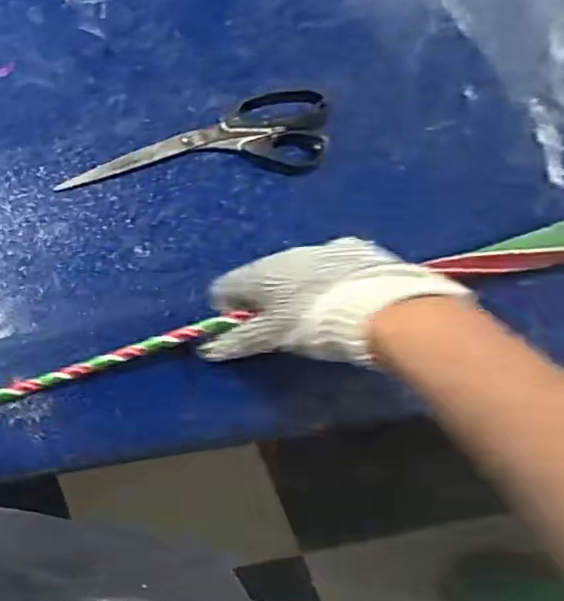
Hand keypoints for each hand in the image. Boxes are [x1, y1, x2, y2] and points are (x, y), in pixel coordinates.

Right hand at [200, 238, 471, 365]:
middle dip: (266, 297)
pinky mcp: (364, 250)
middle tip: (283, 321)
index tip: (248, 328)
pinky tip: (347, 295)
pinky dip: (333, 278)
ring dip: (300, 286)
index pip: (223, 289)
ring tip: (319, 309)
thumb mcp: (268, 339)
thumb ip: (234, 342)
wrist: (393, 312)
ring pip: (299, 269)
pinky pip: (336, 263)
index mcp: (254, 274)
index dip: (231, 311)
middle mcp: (284, 255)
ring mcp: (326, 249)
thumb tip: (208, 350)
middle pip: (261, 277)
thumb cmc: (313, 324)